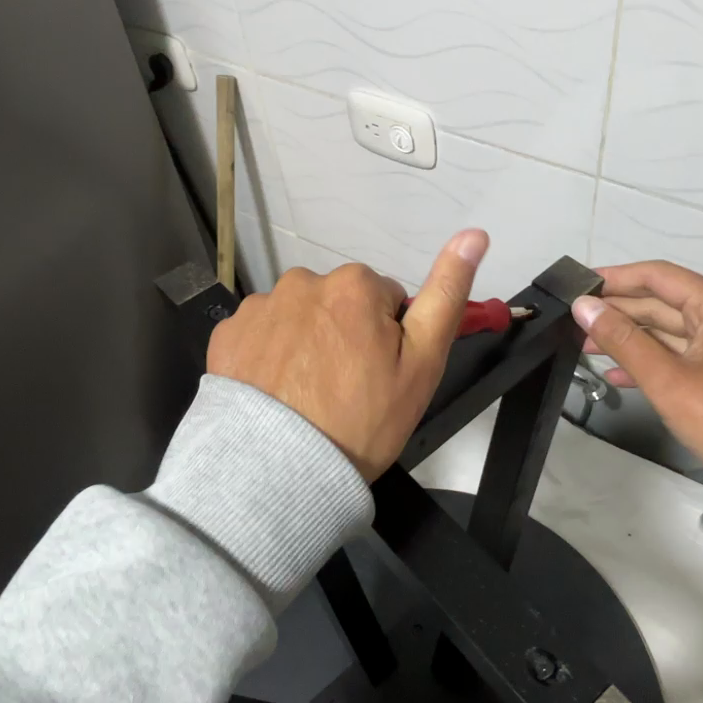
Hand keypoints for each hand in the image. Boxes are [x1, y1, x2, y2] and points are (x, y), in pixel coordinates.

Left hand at [207, 230, 488, 480]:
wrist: (277, 469)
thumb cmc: (361, 420)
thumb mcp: (421, 363)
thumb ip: (447, 294)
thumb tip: (475, 234)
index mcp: (355, 285)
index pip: (385, 300)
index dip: (388, 340)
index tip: (377, 378)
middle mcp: (303, 282)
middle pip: (339, 304)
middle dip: (345, 335)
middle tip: (344, 391)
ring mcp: (260, 307)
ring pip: (299, 318)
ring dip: (306, 342)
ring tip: (306, 396)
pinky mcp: (227, 334)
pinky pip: (260, 335)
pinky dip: (269, 356)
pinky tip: (274, 393)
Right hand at [573, 261, 702, 487]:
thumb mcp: (669, 381)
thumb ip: (623, 340)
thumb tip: (584, 307)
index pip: (657, 276)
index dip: (614, 278)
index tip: (576, 285)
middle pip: (662, 301)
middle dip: (617, 311)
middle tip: (572, 322)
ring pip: (668, 330)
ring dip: (629, 337)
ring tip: (585, 347)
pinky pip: (681, 354)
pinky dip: (650, 360)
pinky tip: (618, 375)